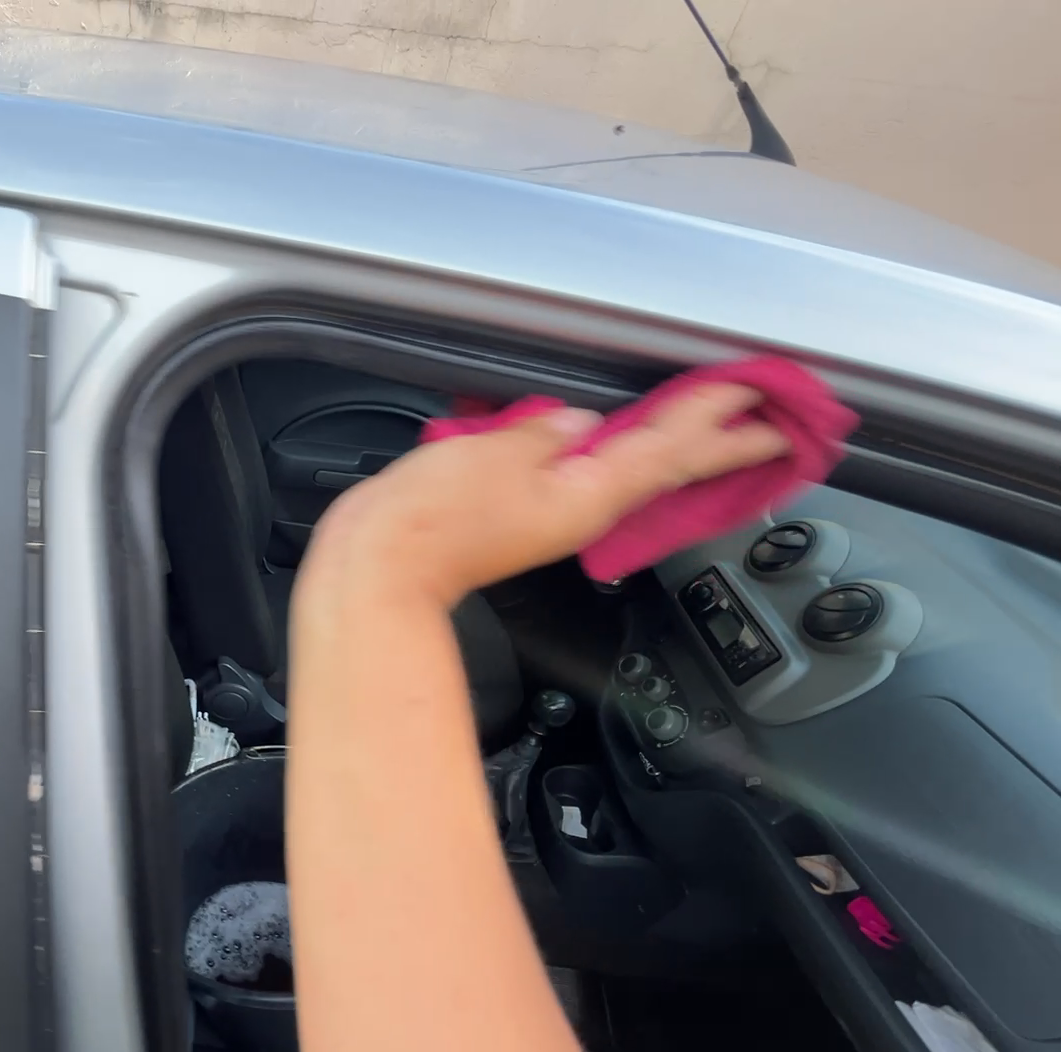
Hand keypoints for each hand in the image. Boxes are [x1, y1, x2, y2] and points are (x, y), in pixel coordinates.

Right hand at [304, 384, 791, 606]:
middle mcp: (575, 509)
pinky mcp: (508, 512)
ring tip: (696, 429)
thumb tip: (572, 424)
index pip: (668, 447)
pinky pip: (570, 474)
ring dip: (662, 447)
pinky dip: (594, 451)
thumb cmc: (430, 518)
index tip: (760, 389)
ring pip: (619, 473)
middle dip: (716, 448)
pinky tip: (591, 437)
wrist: (378, 564)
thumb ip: (541, 434)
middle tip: (772, 429)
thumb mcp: (492, 456)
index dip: (713, 413)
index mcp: (585, 494)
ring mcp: (542, 514)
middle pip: (660, 472)